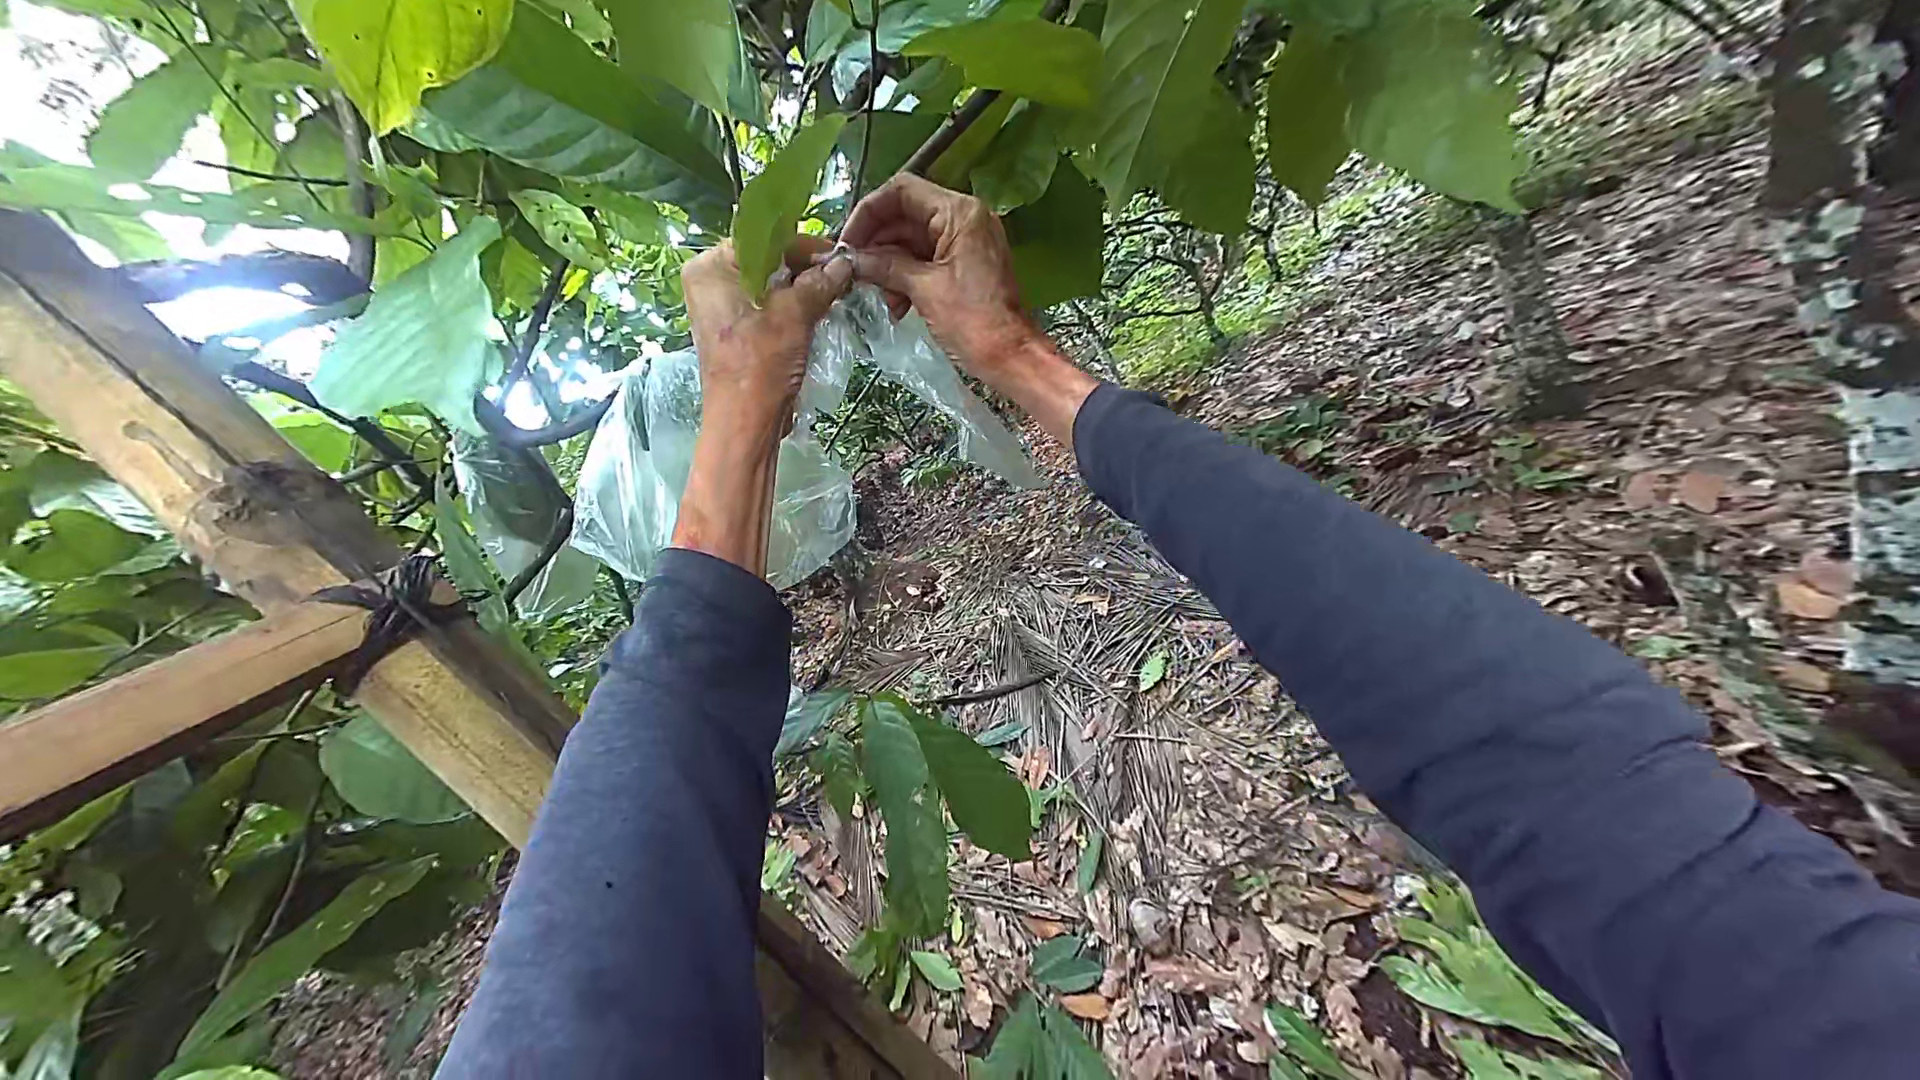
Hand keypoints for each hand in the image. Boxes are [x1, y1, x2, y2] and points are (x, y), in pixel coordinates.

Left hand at [673, 236, 851, 577]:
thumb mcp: (793, 317)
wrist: (746, 424)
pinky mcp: (739, 331)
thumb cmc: (761, 366)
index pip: (763, 238)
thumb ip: (818, 284)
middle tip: (842, 276)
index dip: (804, 245)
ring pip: (772, 286)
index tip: (839, 256)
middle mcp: (711, 282)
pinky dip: (795, 308)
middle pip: (768, 261)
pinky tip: (819, 313)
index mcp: (710, 268)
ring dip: (804, 290)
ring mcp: (724, 308)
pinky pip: (771, 307)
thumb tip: (845, 263)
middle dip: (806, 269)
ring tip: (836, 294)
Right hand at [841, 174, 1098, 448]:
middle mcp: (965, 219)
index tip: (848, 241)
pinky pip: (927, 262)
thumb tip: (853, 259)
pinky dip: (907, 278)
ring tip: (876, 294)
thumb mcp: (924, 290)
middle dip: (878, 244)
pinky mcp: (966, 267)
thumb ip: (886, 266)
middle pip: (906, 216)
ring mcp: (967, 243)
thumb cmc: (974, 323)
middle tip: (853, 270)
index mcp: (959, 213)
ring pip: (914, 242)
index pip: (902, 191)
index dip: (869, 212)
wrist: (1011, 358)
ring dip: (889, 266)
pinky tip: (895, 304)